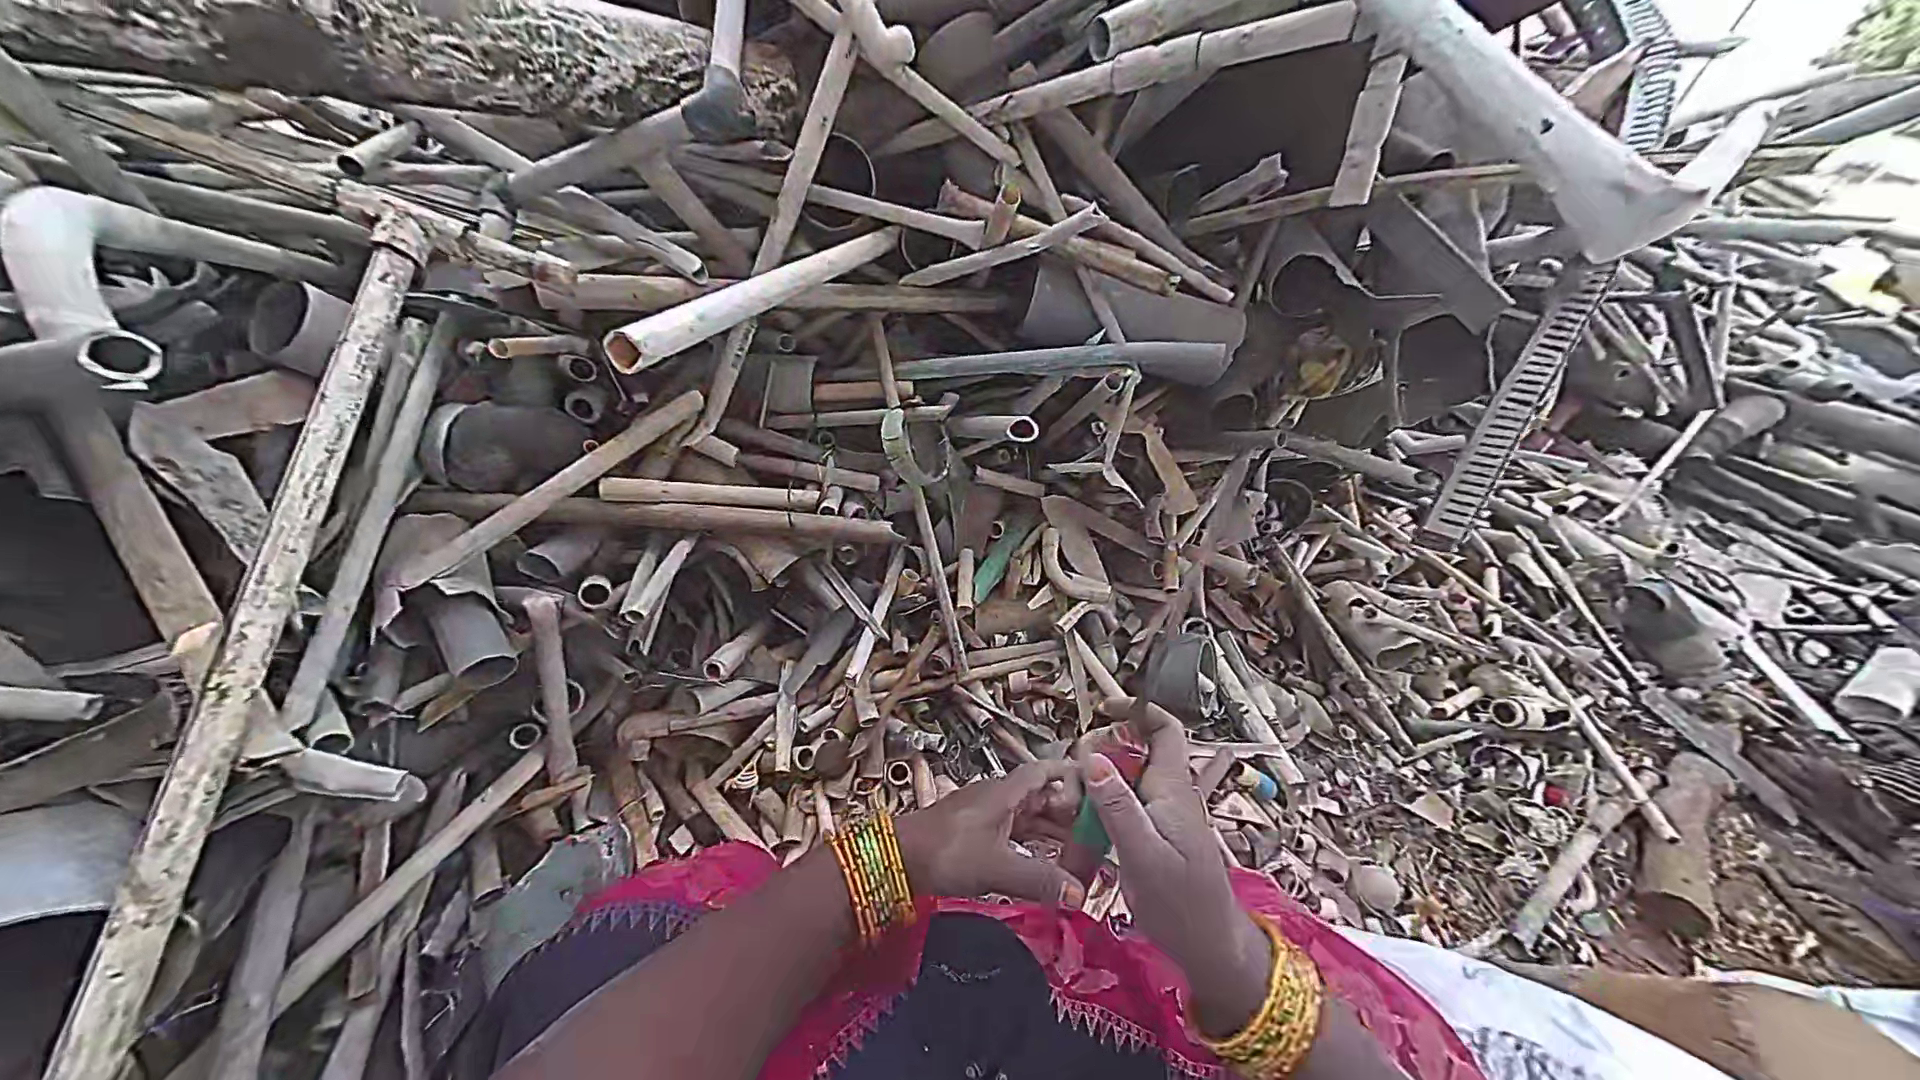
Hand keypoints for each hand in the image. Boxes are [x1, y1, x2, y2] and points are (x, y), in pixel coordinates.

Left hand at [895, 759, 1085, 906]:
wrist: (897, 860)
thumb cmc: (947, 852)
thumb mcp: (996, 866)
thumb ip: (1039, 879)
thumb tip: (1081, 894)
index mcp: (1005, 792)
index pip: (1044, 771)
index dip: (1070, 775)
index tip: (1098, 786)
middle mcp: (998, 797)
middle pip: (1041, 795)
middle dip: (1068, 811)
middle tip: (1099, 833)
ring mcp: (986, 815)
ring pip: (1028, 816)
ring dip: (1052, 831)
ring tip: (1081, 854)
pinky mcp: (976, 833)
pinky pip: (1015, 832)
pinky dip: (1033, 845)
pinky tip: (1046, 864)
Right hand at [1080, 698, 1270, 1037]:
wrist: (1209, 949)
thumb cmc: (1183, 904)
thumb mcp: (1144, 855)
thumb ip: (1118, 807)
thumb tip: (1091, 758)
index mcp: (1172, 789)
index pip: (1164, 729)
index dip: (1137, 710)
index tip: (1103, 710)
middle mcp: (1168, 794)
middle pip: (1134, 753)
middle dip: (1101, 755)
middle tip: (1073, 774)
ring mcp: (1161, 815)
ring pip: (1124, 781)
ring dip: (1097, 786)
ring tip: (1072, 804)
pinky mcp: (1153, 834)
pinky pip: (1123, 807)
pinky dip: (1101, 810)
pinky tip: (1084, 827)